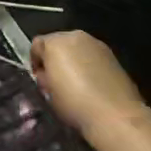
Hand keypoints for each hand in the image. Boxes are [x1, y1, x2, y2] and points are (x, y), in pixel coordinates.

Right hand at [30, 31, 147, 135]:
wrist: (114, 114)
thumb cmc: (74, 104)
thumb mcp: (49, 94)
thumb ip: (44, 77)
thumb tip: (47, 74)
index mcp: (56, 43)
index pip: (37, 45)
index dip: (36, 62)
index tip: (40, 80)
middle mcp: (76, 36)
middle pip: (58, 42)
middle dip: (55, 59)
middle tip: (56, 82)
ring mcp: (96, 43)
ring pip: (77, 47)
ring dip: (73, 60)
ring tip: (76, 84)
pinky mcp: (111, 54)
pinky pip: (92, 55)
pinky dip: (89, 65)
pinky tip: (92, 85)